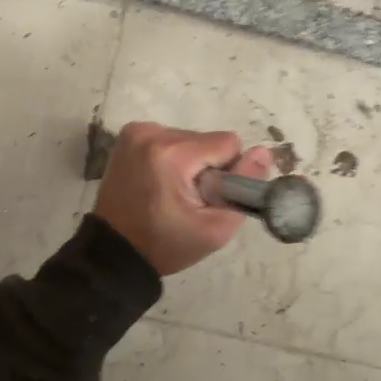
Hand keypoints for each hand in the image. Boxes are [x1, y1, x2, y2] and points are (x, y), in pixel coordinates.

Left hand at [90, 121, 275, 275]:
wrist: (115, 250)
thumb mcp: (214, 227)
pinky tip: (159, 183)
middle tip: (188, 199)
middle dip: (206, 167)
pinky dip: (171, 158)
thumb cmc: (165, 243)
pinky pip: (168, 139)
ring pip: (188, 139)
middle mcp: (151, 132)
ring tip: (171, 193)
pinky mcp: (128, 135)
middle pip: (206, 140)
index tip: (210, 195)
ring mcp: (136, 131)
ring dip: (189, 163)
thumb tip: (265, 152)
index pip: (227, 143)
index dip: (228, 171)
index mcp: (171, 152)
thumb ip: (244, 186)